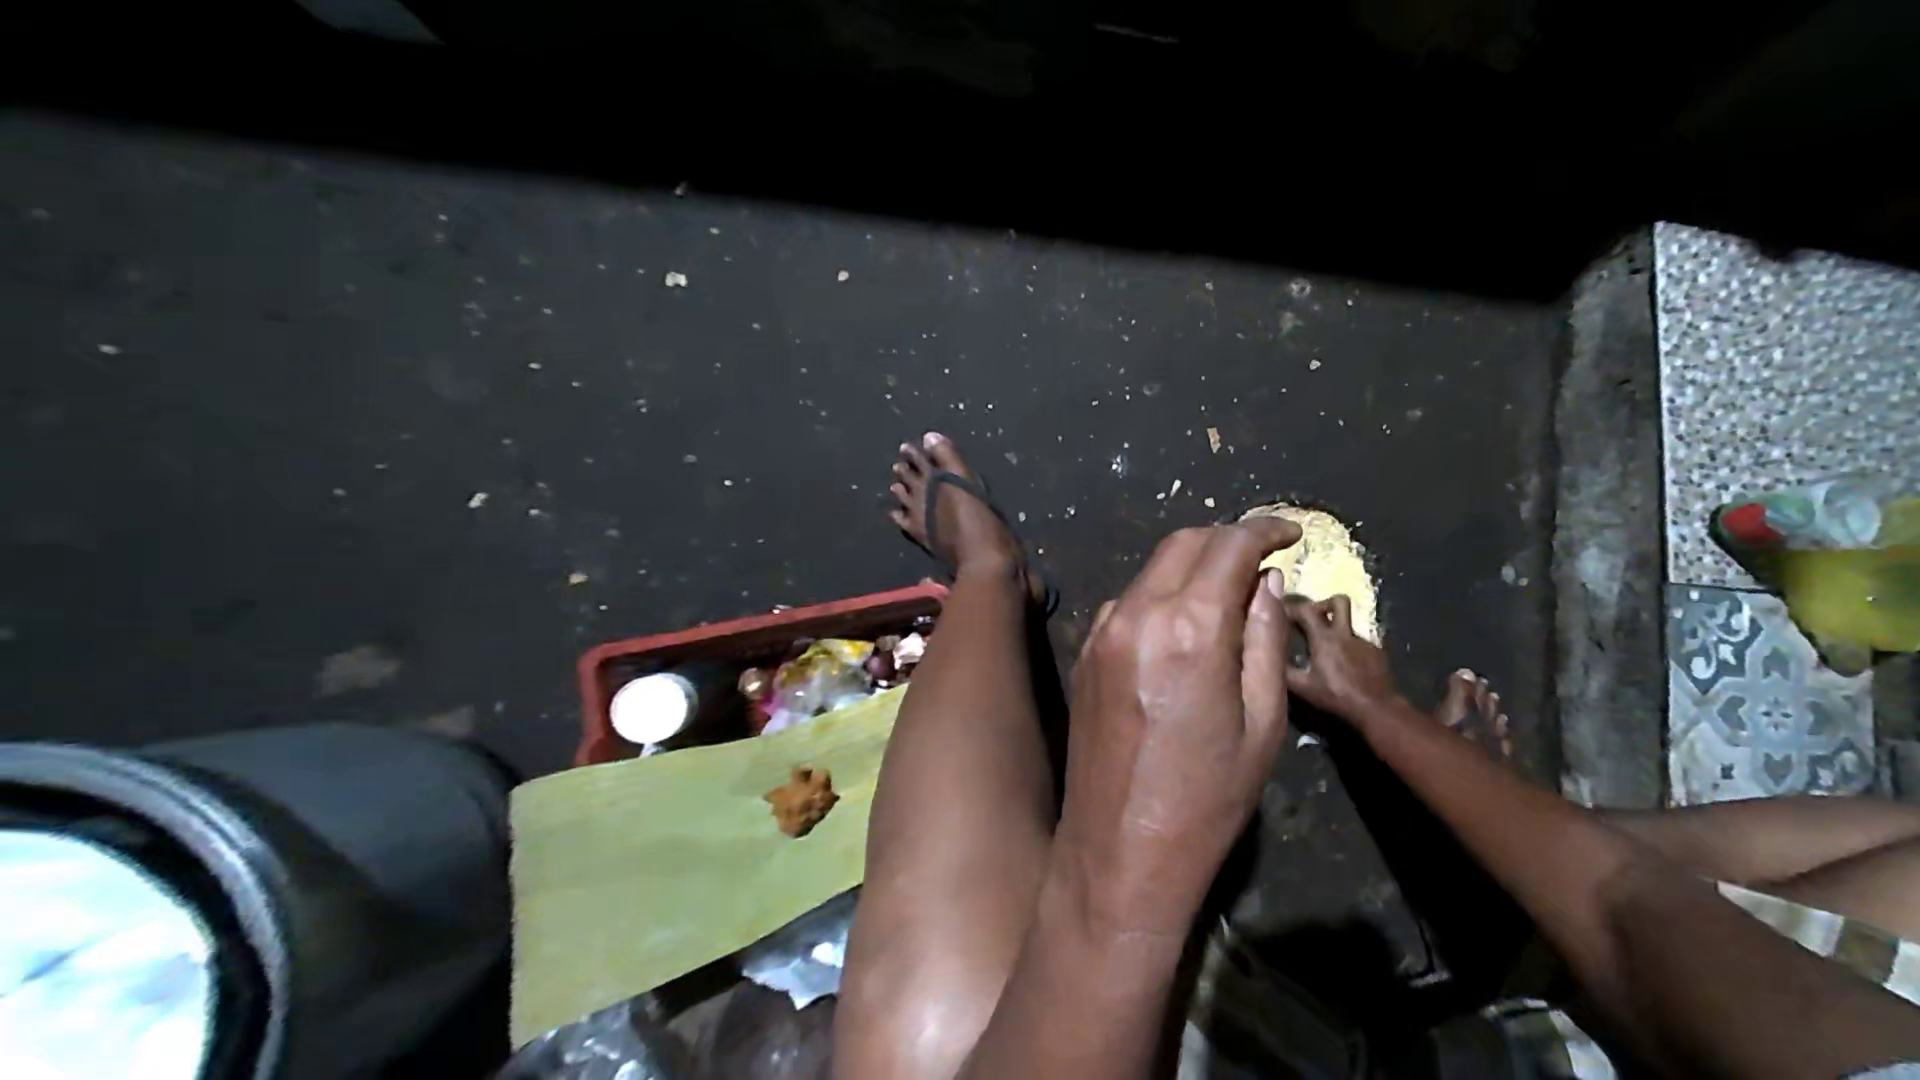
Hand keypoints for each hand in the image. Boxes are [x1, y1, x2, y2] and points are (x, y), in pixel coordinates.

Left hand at [1052, 520, 1301, 937]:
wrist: (1120, 846)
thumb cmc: (1207, 798)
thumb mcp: (1263, 723)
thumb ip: (1265, 639)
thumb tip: (1265, 582)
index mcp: (1188, 628)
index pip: (1228, 546)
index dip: (1265, 529)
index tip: (1291, 533)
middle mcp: (1136, 614)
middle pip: (1183, 543)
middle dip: (1226, 539)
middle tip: (1262, 559)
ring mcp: (1102, 631)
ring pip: (1152, 570)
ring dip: (1191, 568)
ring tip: (1226, 596)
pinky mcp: (1084, 652)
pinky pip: (1127, 603)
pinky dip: (1160, 597)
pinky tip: (1180, 628)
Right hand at [1282, 596, 1403, 719]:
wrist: (1379, 709)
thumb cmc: (1336, 696)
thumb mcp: (1302, 687)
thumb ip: (1283, 669)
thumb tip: (1267, 658)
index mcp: (1324, 638)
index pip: (1306, 609)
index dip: (1292, 607)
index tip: (1281, 613)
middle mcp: (1345, 634)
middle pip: (1339, 601)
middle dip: (1325, 603)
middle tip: (1313, 619)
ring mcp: (1364, 642)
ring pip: (1347, 626)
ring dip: (1336, 632)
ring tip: (1327, 653)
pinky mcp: (1378, 653)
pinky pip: (1358, 644)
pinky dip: (1348, 650)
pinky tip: (1346, 668)